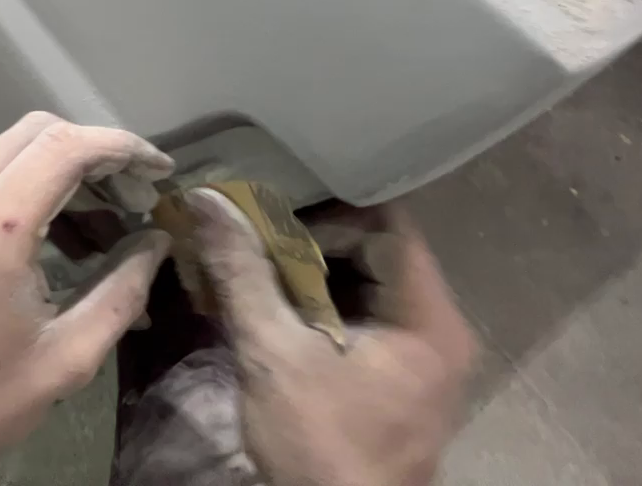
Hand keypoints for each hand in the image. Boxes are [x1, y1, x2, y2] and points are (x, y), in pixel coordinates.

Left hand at [0, 112, 175, 485]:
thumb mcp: (65, 360)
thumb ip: (120, 293)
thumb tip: (155, 243)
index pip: (63, 147)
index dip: (120, 146)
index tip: (159, 168)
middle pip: (38, 132)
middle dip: (96, 151)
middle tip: (137, 194)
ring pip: (13, 150)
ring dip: (66, 169)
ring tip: (110, 222)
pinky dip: (35, 185)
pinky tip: (64, 234)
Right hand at [187, 190, 475, 485]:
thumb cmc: (318, 443)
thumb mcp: (271, 349)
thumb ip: (240, 269)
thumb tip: (204, 197)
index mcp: (427, 320)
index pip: (385, 229)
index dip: (327, 217)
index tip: (271, 221)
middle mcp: (437, 327)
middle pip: (375, 246)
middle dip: (309, 235)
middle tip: (253, 232)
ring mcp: (419, 350)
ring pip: (363, 274)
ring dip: (307, 263)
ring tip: (253, 256)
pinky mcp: (396, 368)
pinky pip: (358, 304)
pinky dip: (314, 291)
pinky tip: (269, 293)